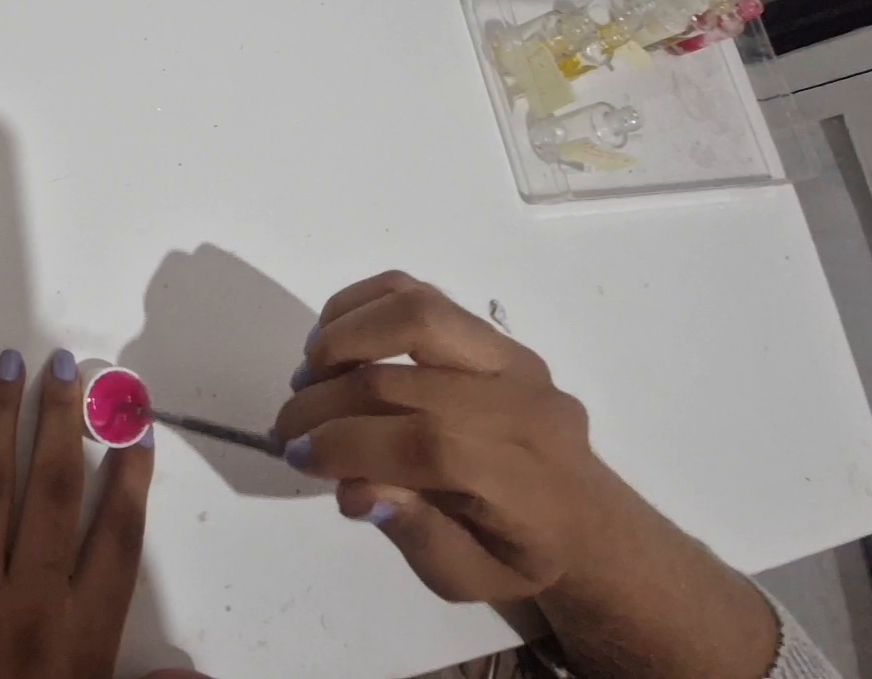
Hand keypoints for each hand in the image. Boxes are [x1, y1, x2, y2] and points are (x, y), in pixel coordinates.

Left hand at [0, 349, 155, 678]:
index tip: (134, 426)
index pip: (118, 539)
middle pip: (56, 492)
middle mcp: (28, 607)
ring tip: (9, 366)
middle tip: (64, 365)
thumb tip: (199, 673)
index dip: (131, 476)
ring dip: (2, 419)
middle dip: (63, 420)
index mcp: (78, 641)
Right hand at [272, 271, 603, 602]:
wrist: (584, 518)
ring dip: (340, 339)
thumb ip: (414, 536)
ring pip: (413, 314)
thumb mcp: (469, 578)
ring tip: (309, 374)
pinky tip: (330, 341)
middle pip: (403, 381)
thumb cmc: (519, 555)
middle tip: (287, 425)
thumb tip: (353, 487)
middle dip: (324, 402)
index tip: (297, 455)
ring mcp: (509, 357)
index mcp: (527, 480)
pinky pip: (416, 292)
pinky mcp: (488, 331)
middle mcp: (524, 406)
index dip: (346, 445)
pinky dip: (358, 305)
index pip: (426, 446)